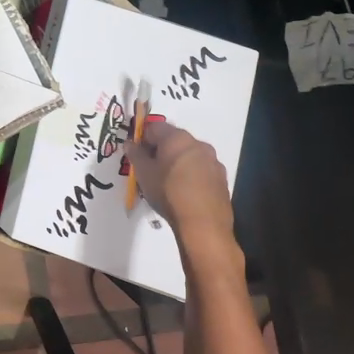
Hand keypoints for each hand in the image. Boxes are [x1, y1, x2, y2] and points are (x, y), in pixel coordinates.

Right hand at [129, 121, 234, 255]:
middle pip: (174, 140)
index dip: (143, 139)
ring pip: (189, 156)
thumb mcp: (142, 172)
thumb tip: (131, 143)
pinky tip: (185, 192)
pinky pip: (202, 171)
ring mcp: (214, 163)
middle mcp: (199, 145)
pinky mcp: (223, 181)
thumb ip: (135, 153)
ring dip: (178, 162)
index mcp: (178, 137)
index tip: (138, 154)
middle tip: (151, 168)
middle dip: (161, 150)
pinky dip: (192, 176)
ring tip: (168, 182)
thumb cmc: (168, 192)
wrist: (203, 226)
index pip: (154, 127)